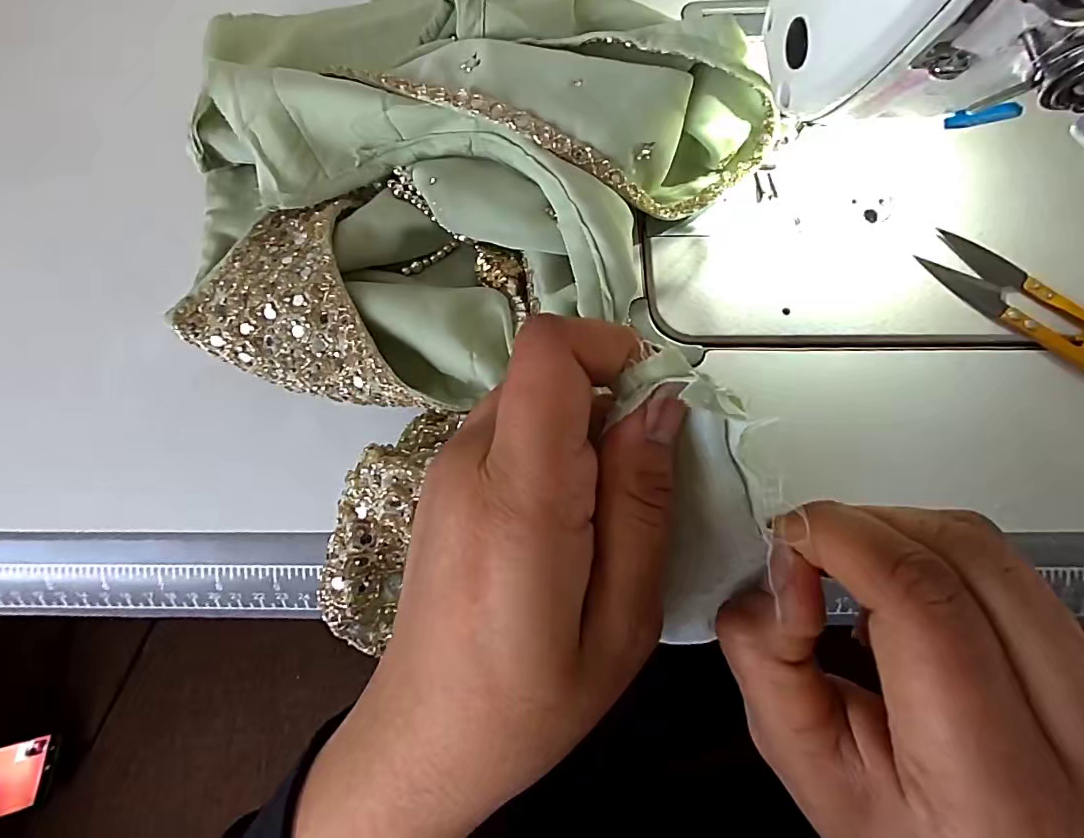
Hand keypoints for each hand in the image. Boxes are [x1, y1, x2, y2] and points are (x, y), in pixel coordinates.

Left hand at [295, 315, 688, 836]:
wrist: (424, 736)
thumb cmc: (530, 699)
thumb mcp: (622, 617)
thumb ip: (643, 500)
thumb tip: (660, 405)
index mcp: (517, 492)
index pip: (548, 351)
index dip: (610, 346)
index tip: (656, 395)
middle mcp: (469, 458)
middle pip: (545, 368)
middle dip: (608, 395)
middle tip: (642, 474)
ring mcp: (448, 463)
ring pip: (531, 393)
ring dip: (583, 424)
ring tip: (603, 508)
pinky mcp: (444, 476)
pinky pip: (512, 424)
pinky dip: (553, 442)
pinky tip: (565, 515)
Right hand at [718, 504, 1083, 837]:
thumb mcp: (814, 778)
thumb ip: (771, 665)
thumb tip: (782, 568)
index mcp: (1002, 797)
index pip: (926, 602)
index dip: (842, 538)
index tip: (789, 537)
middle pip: (970, 556)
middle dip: (867, 523)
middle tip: (812, 546)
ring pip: (997, 553)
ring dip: (903, 530)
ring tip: (854, 565)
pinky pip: (1018, 578)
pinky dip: (941, 557)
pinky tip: (906, 594)